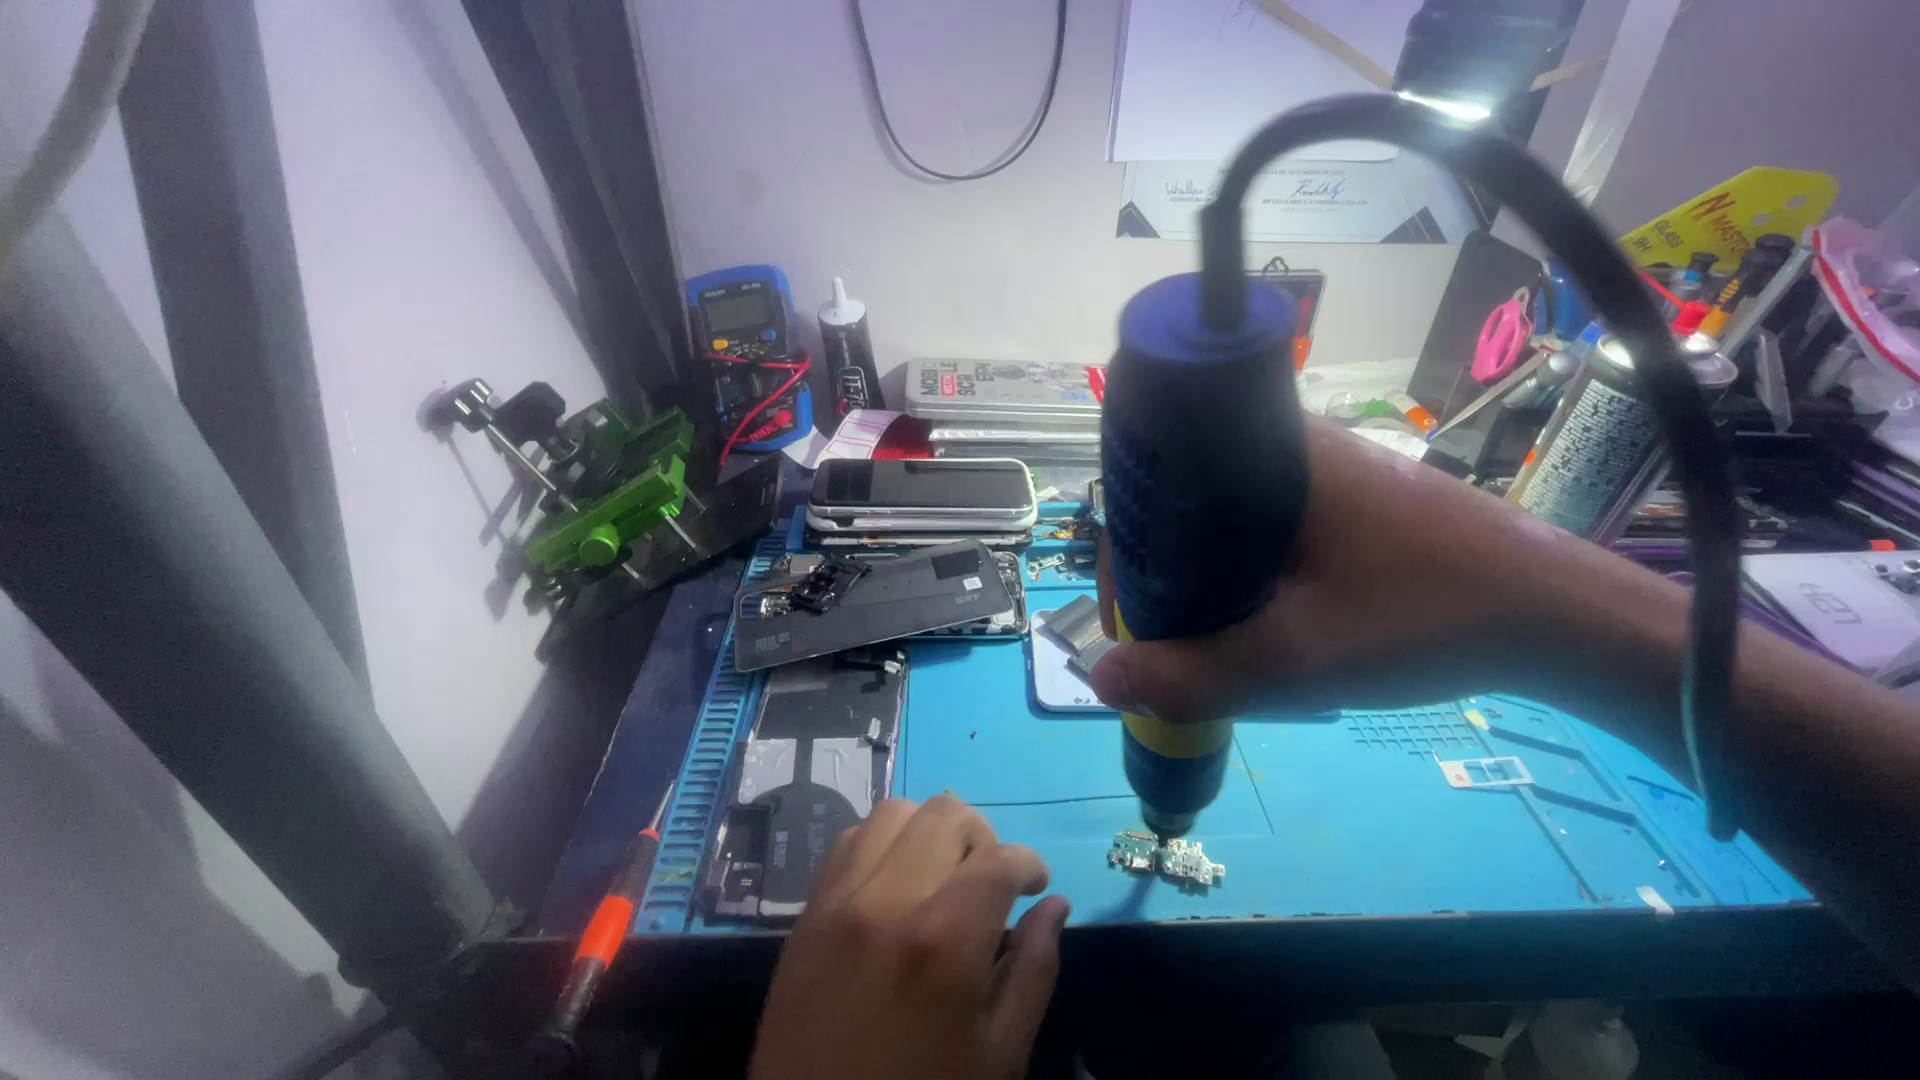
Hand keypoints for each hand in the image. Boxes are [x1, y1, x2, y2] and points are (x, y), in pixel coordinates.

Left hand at [749, 796, 1070, 1079]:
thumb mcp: (997, 1056)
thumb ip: (1033, 972)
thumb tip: (1055, 906)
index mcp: (943, 941)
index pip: (999, 858)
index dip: (1029, 863)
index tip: (1035, 885)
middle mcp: (888, 900)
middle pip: (946, 814)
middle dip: (982, 836)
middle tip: (989, 881)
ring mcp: (840, 899)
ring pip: (894, 811)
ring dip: (929, 830)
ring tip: (942, 873)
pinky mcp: (808, 910)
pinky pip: (850, 840)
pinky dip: (883, 841)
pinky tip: (896, 880)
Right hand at [1090, 418, 1611, 722]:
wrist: (1563, 617)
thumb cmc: (1428, 618)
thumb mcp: (1301, 657)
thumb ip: (1196, 673)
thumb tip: (1101, 681)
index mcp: (1264, 456)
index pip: (1152, 486)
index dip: (1126, 554)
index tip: (1131, 617)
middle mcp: (1286, 448)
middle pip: (1184, 508)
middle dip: (1165, 579)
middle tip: (1174, 645)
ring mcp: (1321, 472)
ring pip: (1223, 524)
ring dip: (1206, 581)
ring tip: (1218, 644)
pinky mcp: (1345, 501)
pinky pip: (1262, 532)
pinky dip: (1243, 576)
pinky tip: (1265, 623)